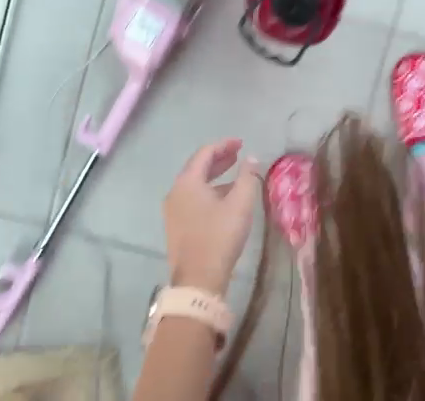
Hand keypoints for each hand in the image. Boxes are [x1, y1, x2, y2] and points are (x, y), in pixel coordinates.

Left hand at [162, 138, 259, 295]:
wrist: (198, 281)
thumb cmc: (219, 236)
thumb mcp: (240, 204)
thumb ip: (248, 177)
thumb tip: (252, 159)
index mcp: (187, 182)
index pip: (205, 153)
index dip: (224, 145)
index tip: (241, 143)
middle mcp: (175, 192)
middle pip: (197, 167)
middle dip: (219, 159)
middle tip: (238, 155)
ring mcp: (173, 211)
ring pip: (195, 185)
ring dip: (214, 177)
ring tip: (235, 177)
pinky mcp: (176, 227)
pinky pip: (192, 199)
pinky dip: (208, 192)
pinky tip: (224, 201)